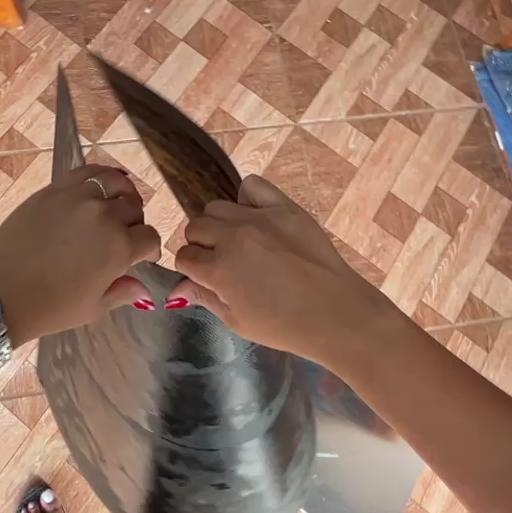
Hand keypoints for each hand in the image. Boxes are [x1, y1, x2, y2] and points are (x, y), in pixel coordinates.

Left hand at [0, 165, 159, 344]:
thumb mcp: (92, 308)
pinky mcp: (54, 189)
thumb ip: (123, 293)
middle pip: (134, 208)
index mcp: (118, 247)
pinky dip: (99, 177)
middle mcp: (103, 215)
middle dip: (135, 224)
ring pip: (115, 181)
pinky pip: (86, 172)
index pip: (150, 237)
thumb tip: (146, 291)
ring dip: (122, 194)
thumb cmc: (48, 308)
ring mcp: (77, 197)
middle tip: (125, 236)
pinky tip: (96, 189)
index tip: (143, 257)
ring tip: (115, 205)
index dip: (149, 250)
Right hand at [171, 175, 393, 365]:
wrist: (337, 314)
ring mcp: (259, 218)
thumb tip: (175, 290)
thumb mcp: (237, 321)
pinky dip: (247, 198)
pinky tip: (256, 218)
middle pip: (195, 227)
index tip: (205, 277)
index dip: (192, 269)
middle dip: (201, 245)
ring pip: (217, 207)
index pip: (184, 256)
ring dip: (220, 223)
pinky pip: (252, 186)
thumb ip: (204, 298)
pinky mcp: (284, 206)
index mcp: (219, 270)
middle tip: (222, 260)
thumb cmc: (285, 326)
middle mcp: (233, 237)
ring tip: (240, 241)